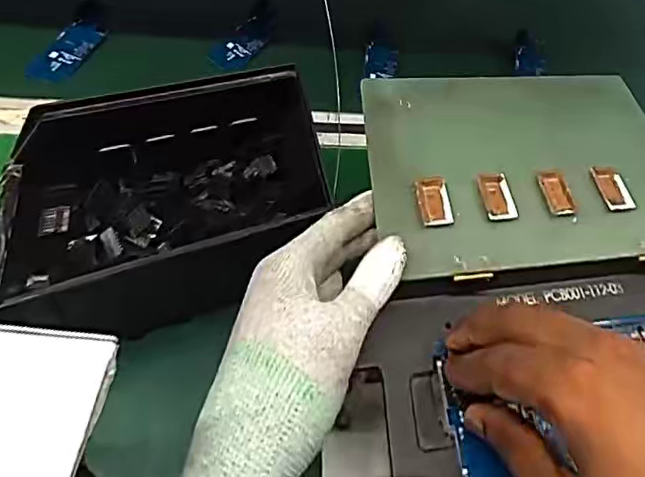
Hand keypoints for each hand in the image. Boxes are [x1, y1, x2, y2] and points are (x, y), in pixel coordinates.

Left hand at [182, 191, 406, 476]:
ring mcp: (278, 313)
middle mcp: (279, 284)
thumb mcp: (344, 325)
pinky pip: (323, 302)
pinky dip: (348, 293)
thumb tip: (394, 248)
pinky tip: (366, 300)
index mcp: (286, 267)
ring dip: (357, 266)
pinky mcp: (283, 341)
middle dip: (364, 236)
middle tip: (397, 223)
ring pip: (327, 276)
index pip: (333, 223)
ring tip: (389, 256)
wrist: (248, 454)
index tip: (384, 194)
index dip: (363, 207)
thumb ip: (373, 281)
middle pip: (329, 248)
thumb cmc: (285, 386)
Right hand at [444, 304, 644, 476]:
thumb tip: (484, 418)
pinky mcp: (638, 357)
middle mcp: (598, 353)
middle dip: (485, 325)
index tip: (450, 370)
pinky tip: (535, 344)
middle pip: (524, 318)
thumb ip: (518, 449)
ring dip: (515, 322)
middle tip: (456, 339)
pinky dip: (546, 328)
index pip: (504, 360)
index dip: (471, 365)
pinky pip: (579, 325)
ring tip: (488, 337)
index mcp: (575, 386)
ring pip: (551, 314)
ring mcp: (622, 349)